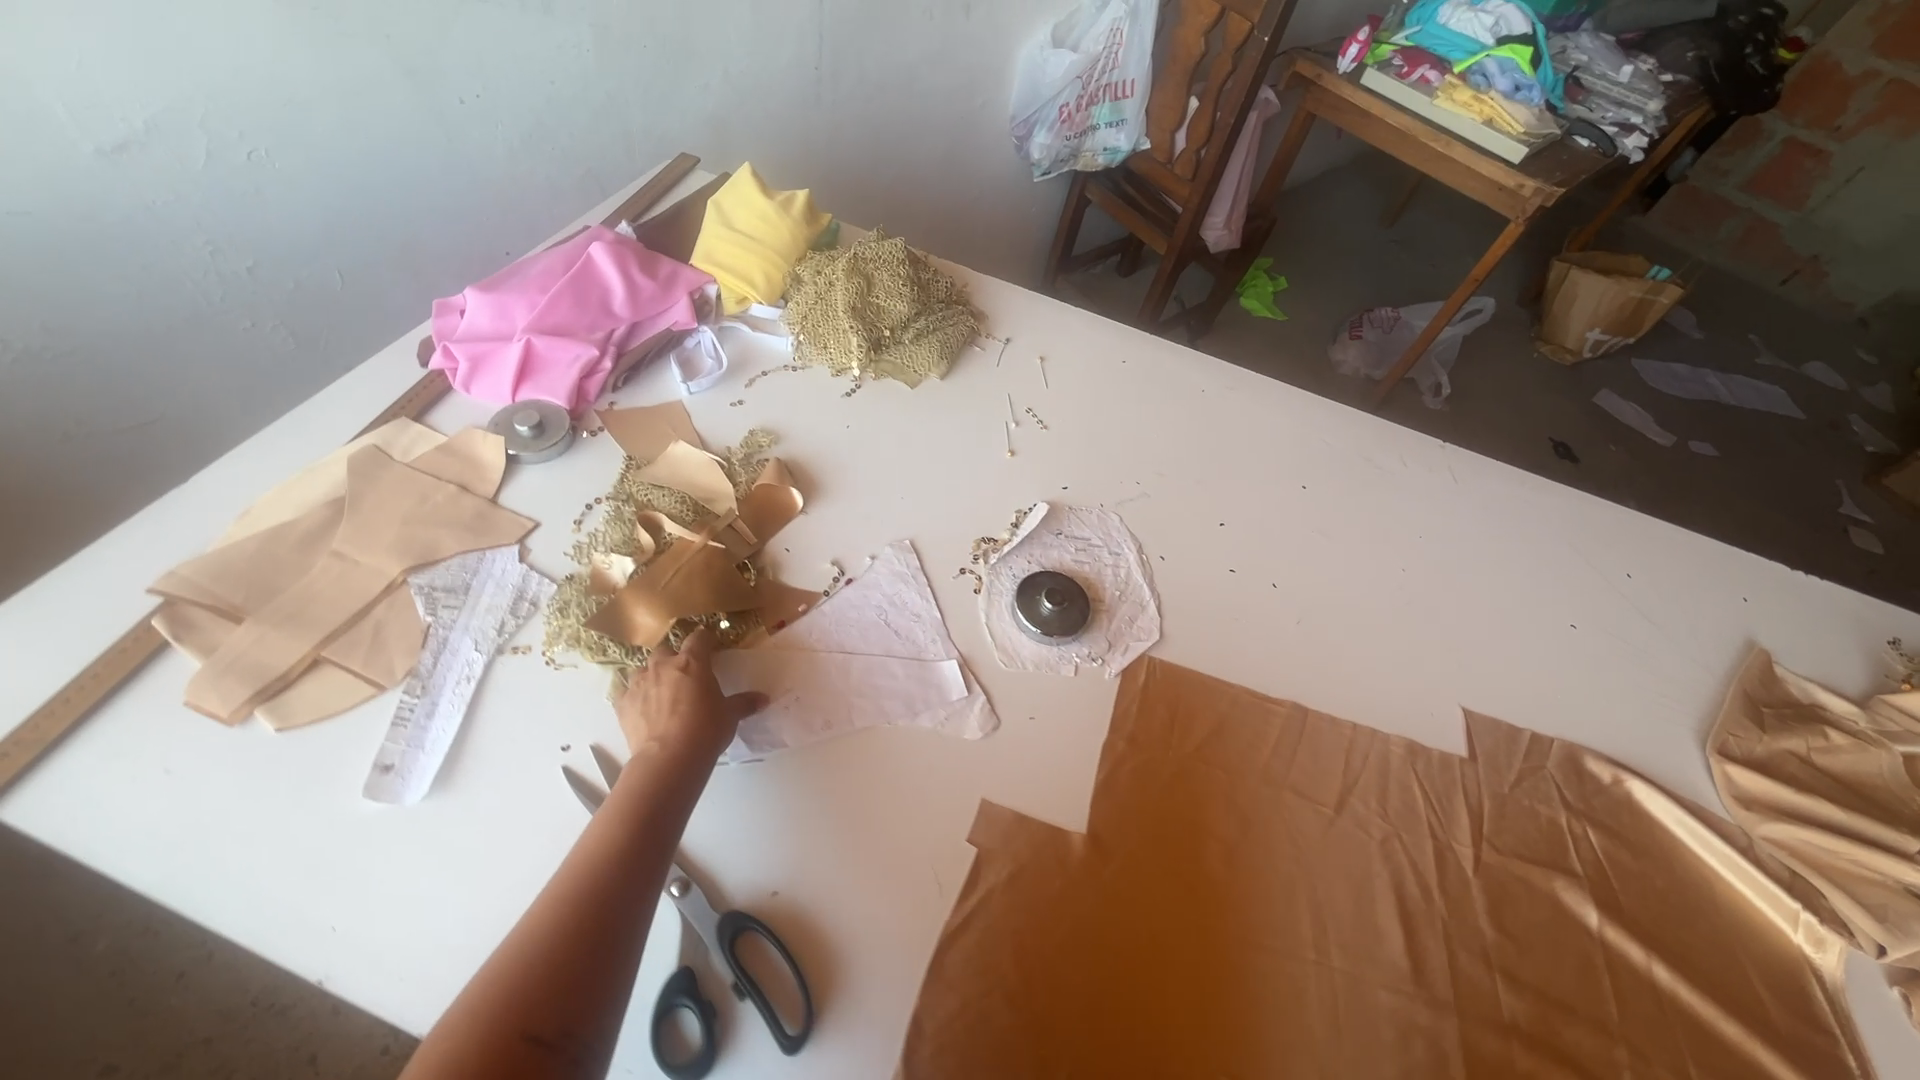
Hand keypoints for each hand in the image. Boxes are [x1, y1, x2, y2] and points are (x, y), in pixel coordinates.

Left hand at [615, 627, 765, 762]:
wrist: (669, 758)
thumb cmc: (706, 730)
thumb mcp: (730, 716)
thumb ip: (744, 703)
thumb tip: (763, 698)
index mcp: (691, 662)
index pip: (699, 638)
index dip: (705, 640)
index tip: (711, 647)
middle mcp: (662, 666)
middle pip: (665, 649)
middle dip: (673, 658)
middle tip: (684, 674)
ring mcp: (638, 683)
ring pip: (642, 669)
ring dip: (651, 676)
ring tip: (661, 693)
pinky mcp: (622, 704)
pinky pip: (625, 692)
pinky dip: (633, 697)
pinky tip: (641, 709)